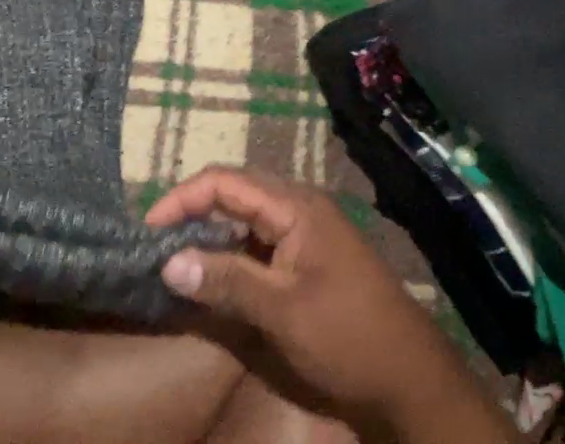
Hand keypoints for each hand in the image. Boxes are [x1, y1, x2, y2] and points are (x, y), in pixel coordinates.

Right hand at [147, 167, 510, 439]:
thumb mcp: (281, 310)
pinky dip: (232, 249)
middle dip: (193, 209)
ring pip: (246, 215)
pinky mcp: (311, 257)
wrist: (416, 382)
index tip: (149, 228)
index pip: (225, 181)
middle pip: (234, 190)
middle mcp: (302, 207)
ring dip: (211, 230)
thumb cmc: (349, 338)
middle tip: (160, 238)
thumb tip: (167, 262)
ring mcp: (309, 231)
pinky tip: (216, 272)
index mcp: (297, 206)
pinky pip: (261, 238)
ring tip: (179, 255)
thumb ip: (224, 279)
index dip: (182, 198)